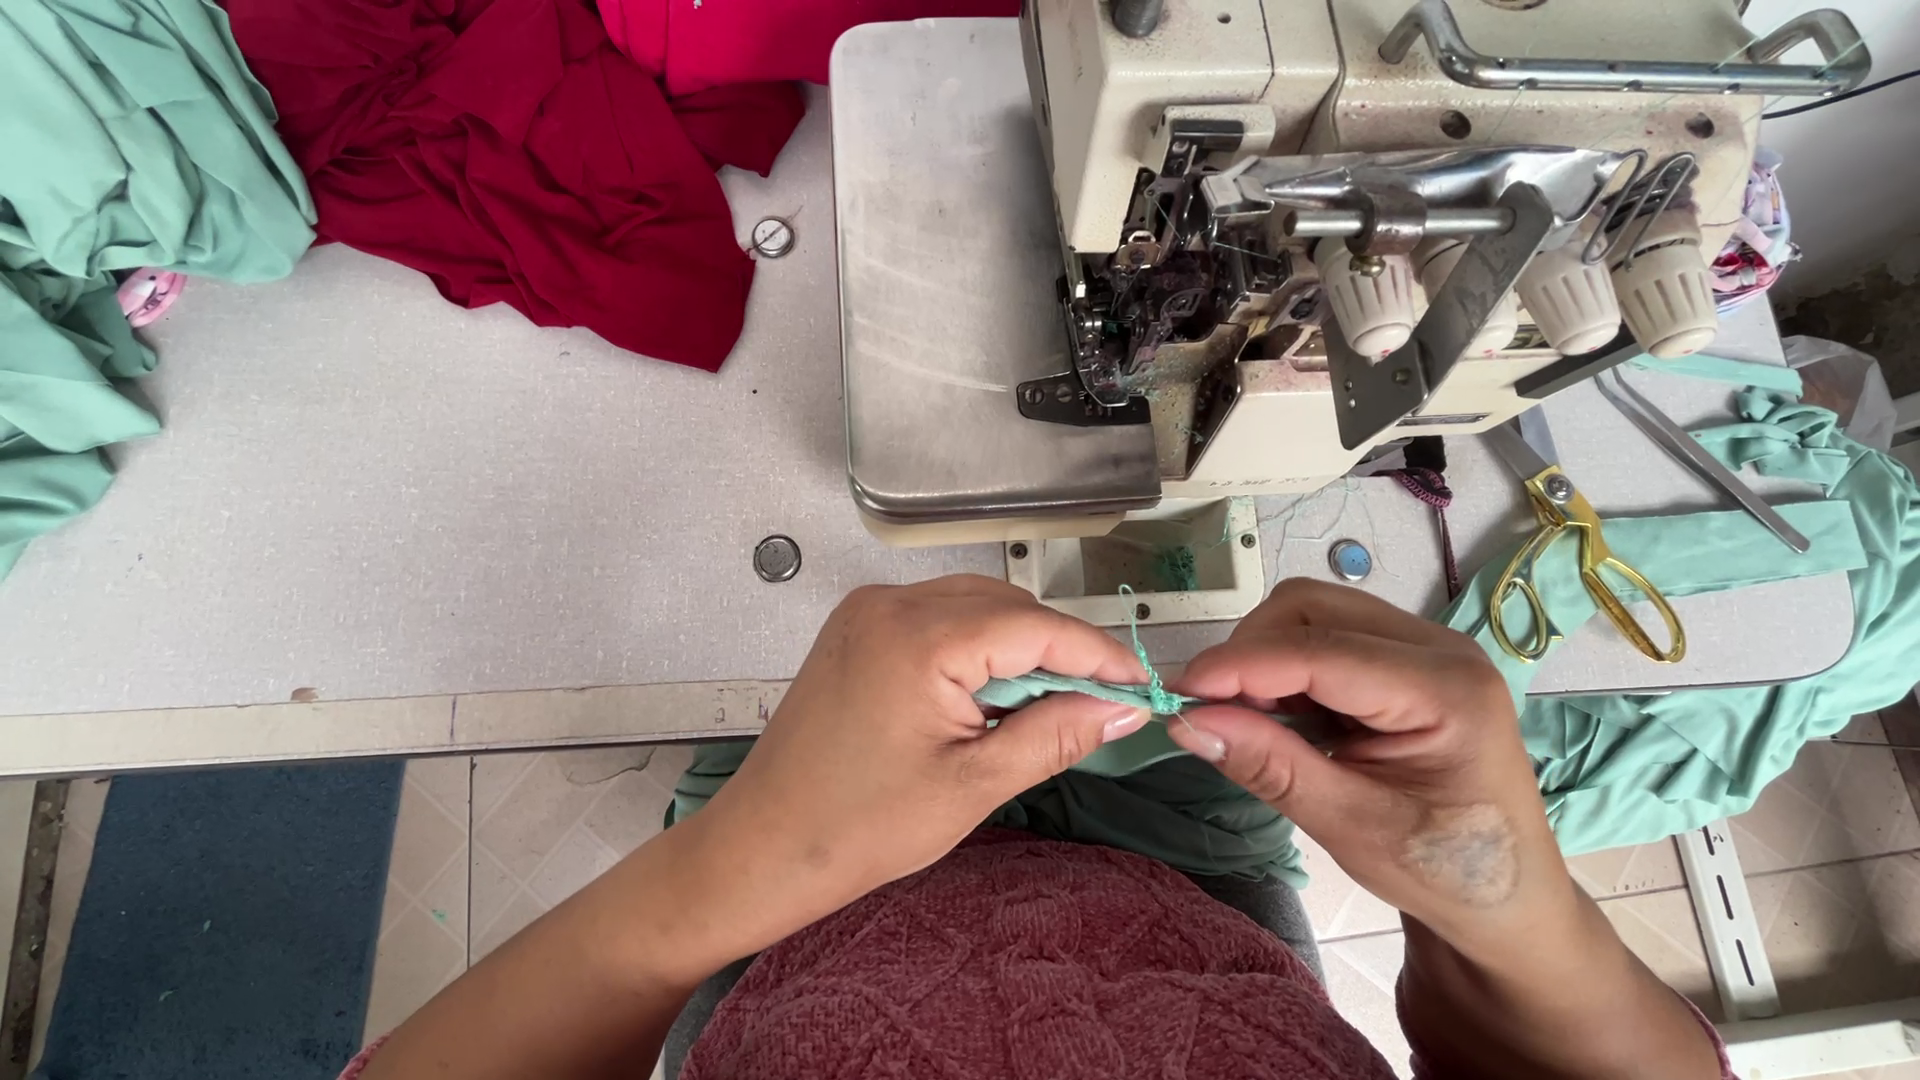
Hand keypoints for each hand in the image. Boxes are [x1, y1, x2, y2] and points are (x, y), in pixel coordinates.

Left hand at [695, 575, 1148, 933]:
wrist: (763, 845)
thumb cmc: (862, 827)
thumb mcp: (973, 785)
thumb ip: (1055, 733)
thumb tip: (1123, 707)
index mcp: (918, 636)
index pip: (1034, 625)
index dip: (1096, 653)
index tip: (1140, 685)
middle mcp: (891, 601)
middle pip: (1005, 606)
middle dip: (1058, 649)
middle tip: (1098, 702)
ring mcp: (869, 608)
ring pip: (974, 605)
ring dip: (1019, 646)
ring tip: (1046, 702)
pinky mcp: (858, 625)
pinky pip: (939, 616)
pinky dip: (977, 645)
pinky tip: (990, 690)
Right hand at [1164, 578, 1575, 947]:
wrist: (1505, 897)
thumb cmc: (1442, 871)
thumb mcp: (1351, 828)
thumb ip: (1269, 766)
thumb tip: (1185, 721)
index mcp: (1446, 691)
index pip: (1319, 651)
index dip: (1238, 665)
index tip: (1176, 694)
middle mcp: (1437, 648)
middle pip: (1310, 609)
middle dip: (1249, 652)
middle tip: (1219, 712)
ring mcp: (1419, 646)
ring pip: (1308, 614)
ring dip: (1261, 657)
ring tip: (1252, 718)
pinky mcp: (1398, 657)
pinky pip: (1318, 635)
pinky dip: (1280, 667)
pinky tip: (1282, 714)